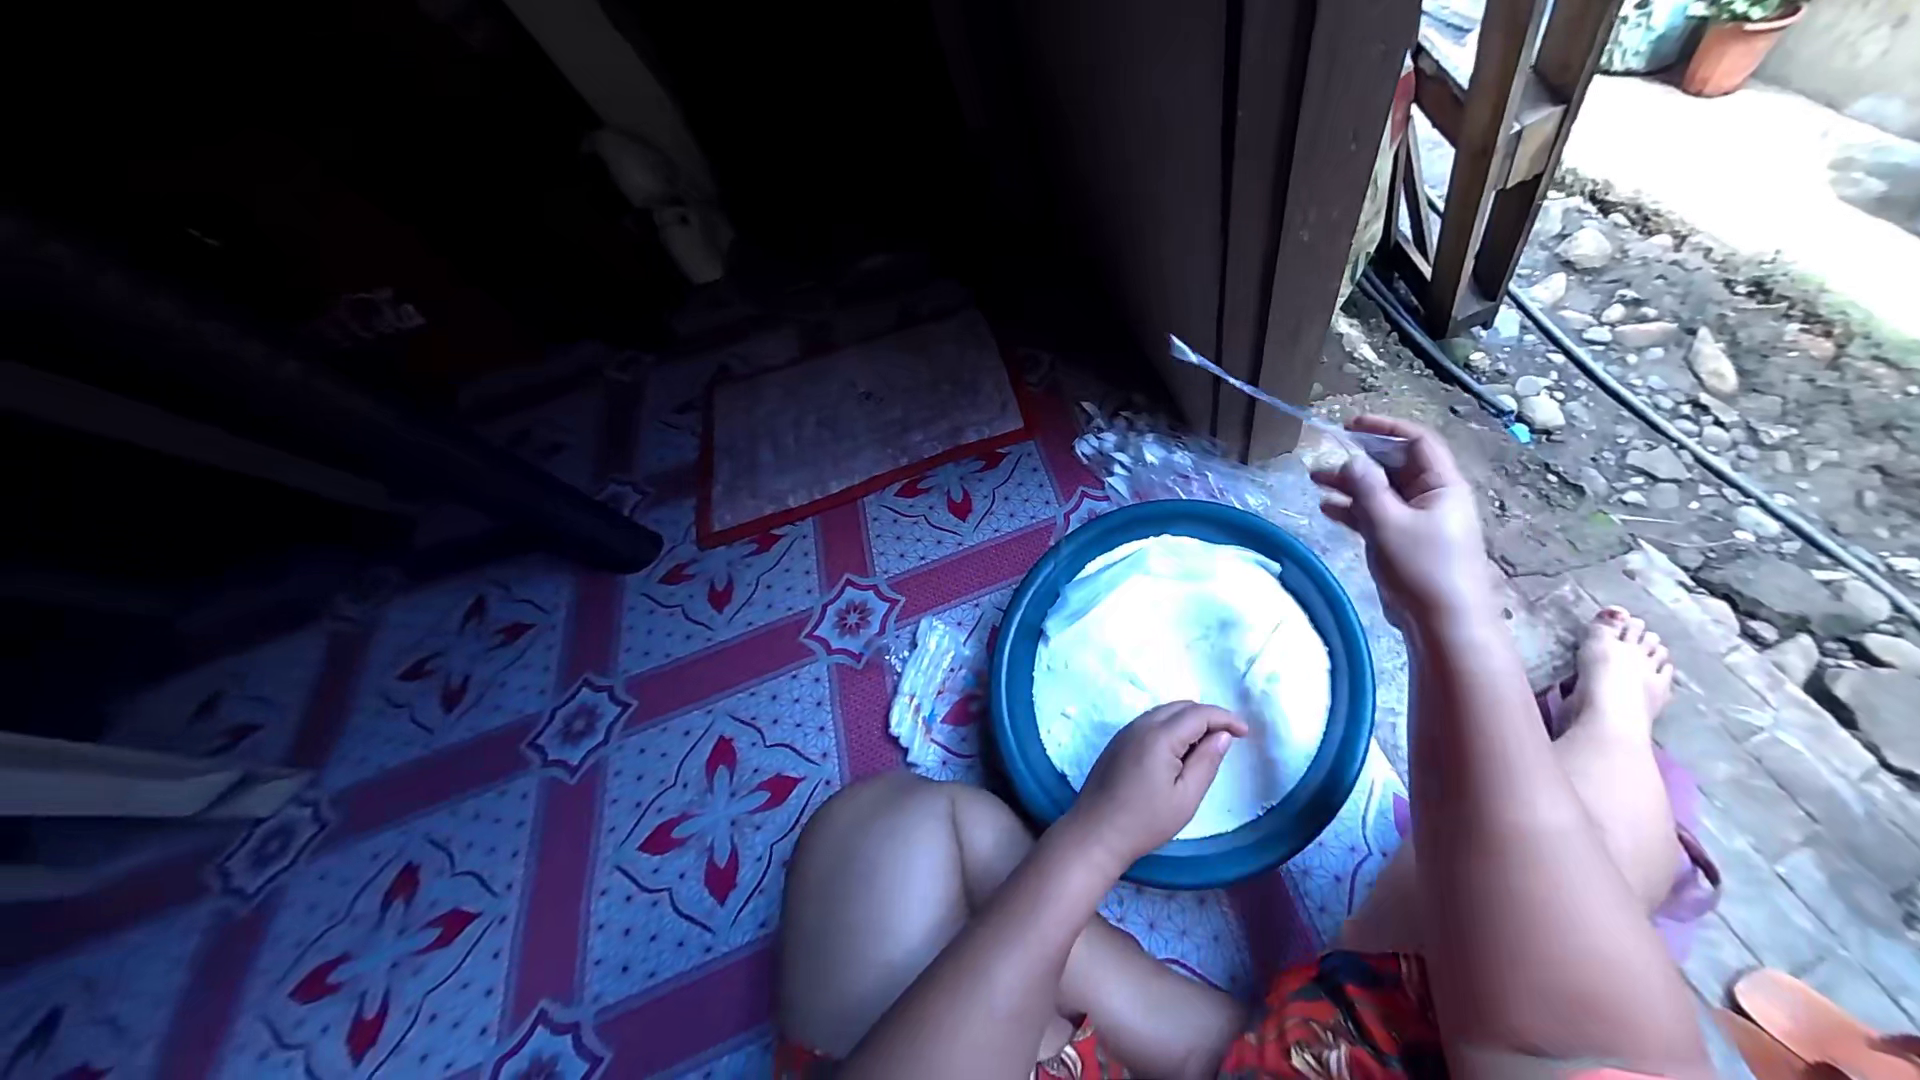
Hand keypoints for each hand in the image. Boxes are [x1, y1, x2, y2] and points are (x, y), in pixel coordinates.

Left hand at [1061, 702, 1247, 870]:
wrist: (1095, 832)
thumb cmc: (1145, 821)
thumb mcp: (1186, 797)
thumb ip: (1207, 761)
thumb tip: (1223, 735)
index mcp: (1159, 736)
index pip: (1198, 713)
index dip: (1226, 718)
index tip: (1246, 733)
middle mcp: (1140, 725)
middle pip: (1181, 707)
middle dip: (1208, 716)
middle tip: (1229, 739)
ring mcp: (1125, 731)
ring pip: (1164, 712)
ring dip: (1188, 721)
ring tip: (1207, 746)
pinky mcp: (1117, 741)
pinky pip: (1150, 722)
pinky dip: (1170, 727)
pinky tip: (1179, 750)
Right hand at [1311, 415, 1490, 622]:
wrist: (1443, 621)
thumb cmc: (1423, 568)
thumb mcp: (1388, 523)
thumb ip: (1367, 488)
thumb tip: (1350, 460)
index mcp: (1442, 486)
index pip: (1416, 442)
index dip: (1384, 428)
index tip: (1349, 425)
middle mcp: (1432, 497)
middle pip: (1394, 466)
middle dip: (1358, 460)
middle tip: (1322, 460)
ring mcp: (1417, 520)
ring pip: (1380, 491)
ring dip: (1350, 485)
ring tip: (1316, 481)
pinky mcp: (1403, 541)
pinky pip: (1376, 515)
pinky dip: (1353, 509)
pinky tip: (1328, 508)